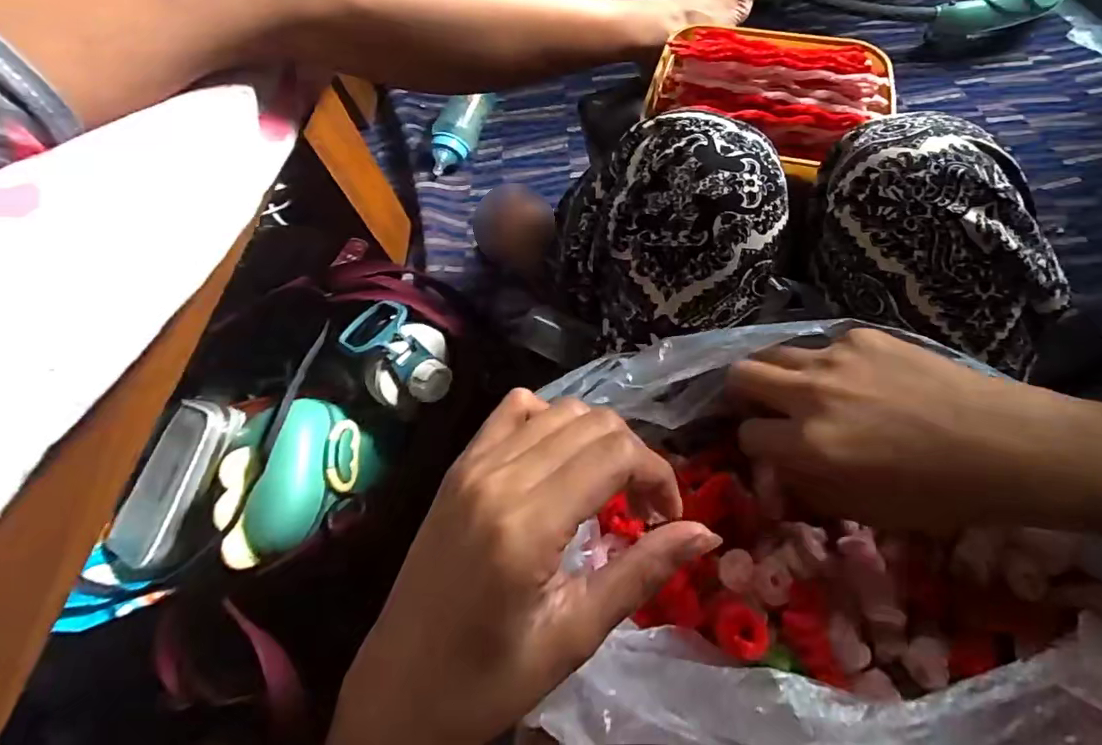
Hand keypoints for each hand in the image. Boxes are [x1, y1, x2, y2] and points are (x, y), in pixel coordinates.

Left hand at [330, 391, 720, 744]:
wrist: (396, 693)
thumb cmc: (486, 680)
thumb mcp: (573, 634)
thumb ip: (641, 572)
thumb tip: (705, 532)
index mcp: (526, 523)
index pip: (616, 454)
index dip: (659, 475)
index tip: (667, 518)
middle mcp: (499, 476)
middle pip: (595, 424)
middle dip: (635, 456)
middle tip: (642, 509)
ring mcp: (473, 464)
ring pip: (560, 409)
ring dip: (598, 438)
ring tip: (607, 486)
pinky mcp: (459, 466)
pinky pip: (514, 410)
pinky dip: (551, 419)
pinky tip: (558, 460)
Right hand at [728, 329, 1076, 533]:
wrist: (1001, 441)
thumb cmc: (937, 492)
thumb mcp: (865, 510)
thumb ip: (810, 486)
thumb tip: (780, 466)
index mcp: (810, 446)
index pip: (747, 436)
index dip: (755, 446)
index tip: (771, 448)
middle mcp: (811, 393)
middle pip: (742, 374)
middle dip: (742, 393)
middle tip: (761, 406)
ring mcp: (835, 356)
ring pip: (776, 352)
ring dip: (777, 372)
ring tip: (800, 388)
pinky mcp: (861, 334)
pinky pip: (823, 345)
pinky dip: (825, 363)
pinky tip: (858, 379)